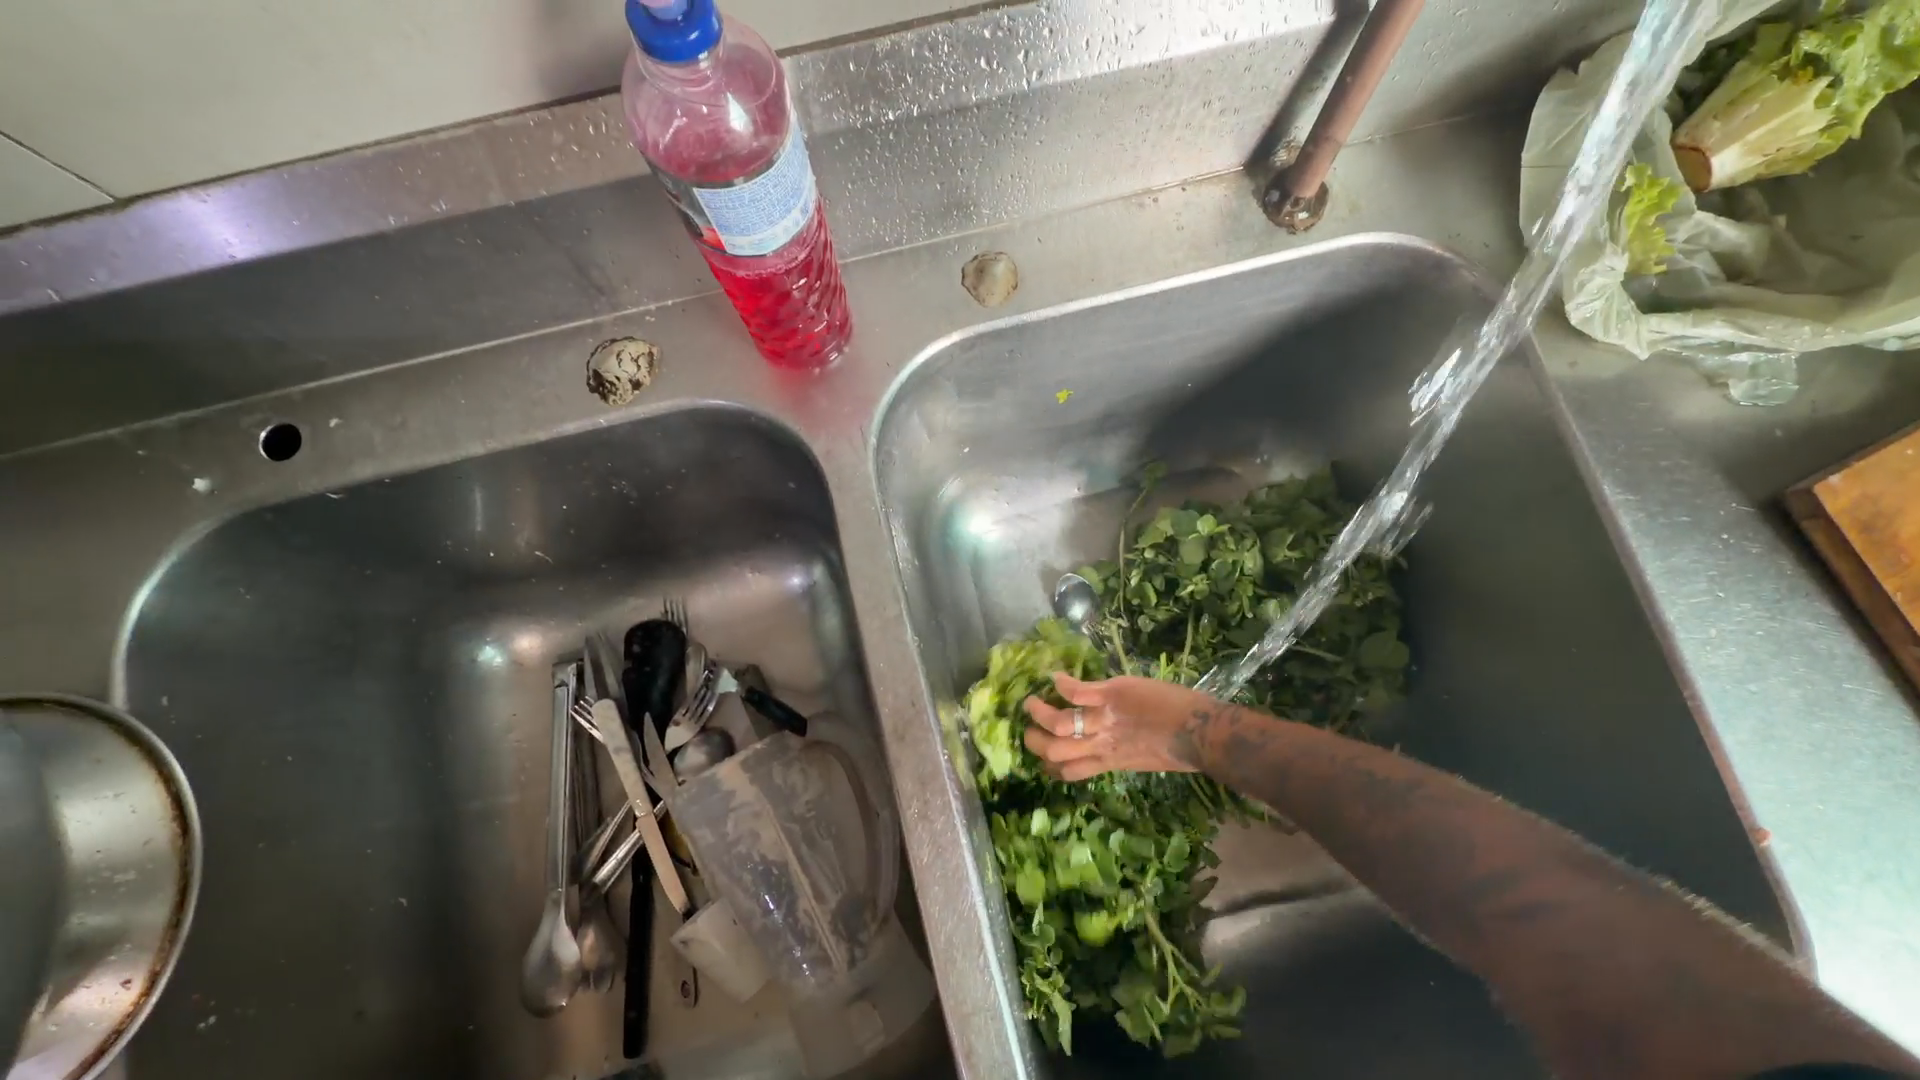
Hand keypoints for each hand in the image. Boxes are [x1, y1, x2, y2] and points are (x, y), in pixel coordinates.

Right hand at [1022, 673, 1214, 780]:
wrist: (1202, 732)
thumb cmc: (1182, 749)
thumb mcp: (1143, 759)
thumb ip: (1119, 753)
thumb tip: (1106, 748)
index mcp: (1109, 761)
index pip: (1067, 771)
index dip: (1049, 766)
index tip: (1044, 758)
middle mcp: (1100, 744)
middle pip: (1054, 750)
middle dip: (1035, 741)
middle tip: (1029, 730)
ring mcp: (1105, 719)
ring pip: (1058, 721)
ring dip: (1039, 711)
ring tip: (1032, 701)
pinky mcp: (1112, 695)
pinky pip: (1077, 692)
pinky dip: (1061, 683)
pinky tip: (1055, 677)